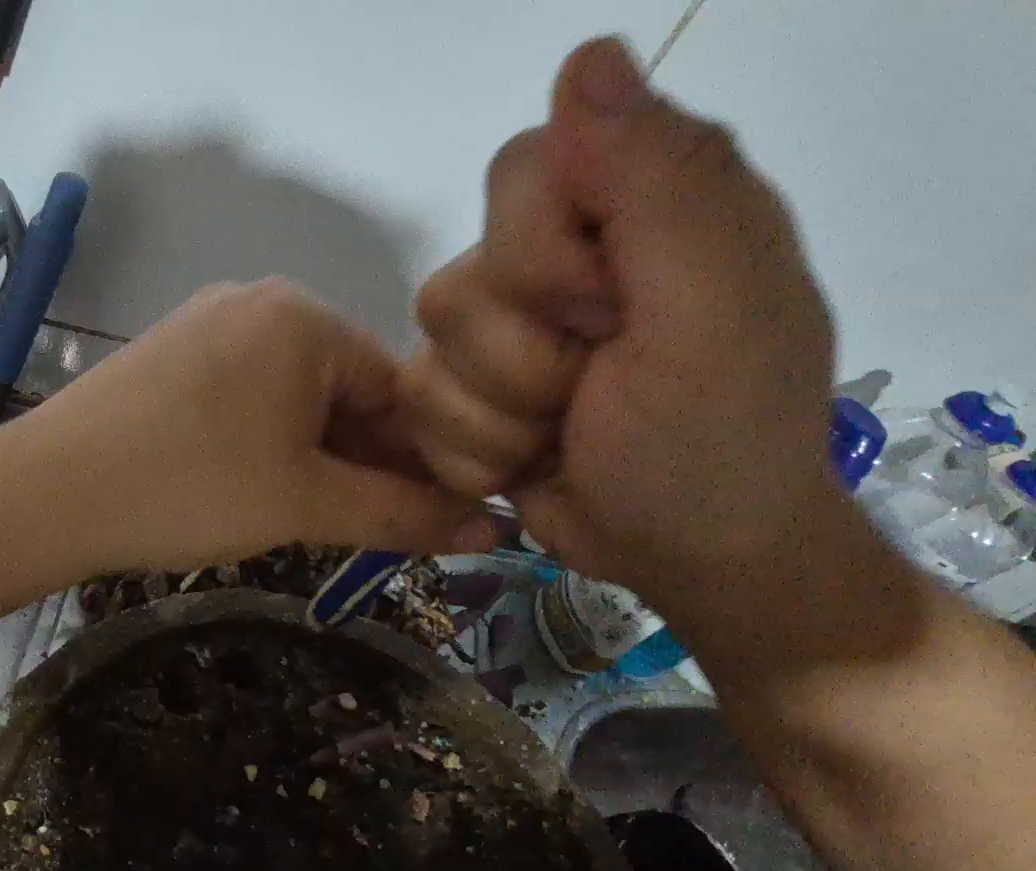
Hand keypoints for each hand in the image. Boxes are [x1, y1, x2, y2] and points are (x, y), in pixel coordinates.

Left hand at [19, 279, 497, 571]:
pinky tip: (251, 487)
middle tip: (372, 530)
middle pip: (344, 389)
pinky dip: (263, 442)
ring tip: (310, 518)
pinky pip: (242, 397)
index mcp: (305, 317)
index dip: (428, 459)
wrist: (47, 494)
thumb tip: (492, 530)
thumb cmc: (188, 490)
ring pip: (291, 397)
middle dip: (365, 461)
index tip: (438, 518)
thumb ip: (402, 513)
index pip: (402, 388)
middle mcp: (257, 302)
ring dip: (315, 457)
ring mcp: (203, 326)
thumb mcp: (305, 503)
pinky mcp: (165, 358)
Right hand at [403, 38, 841, 612]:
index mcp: (634, 208)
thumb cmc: (715, 439)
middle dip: (521, 358)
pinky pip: (414, 411)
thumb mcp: (716, 311)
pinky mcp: (458, 393)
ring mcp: (497, 333)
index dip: (542, 253)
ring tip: (562, 432)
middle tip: (594, 386)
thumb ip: (661, 184)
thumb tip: (583, 58)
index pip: (522, 172)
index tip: (608, 311)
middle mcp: (555, 259)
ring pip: (427, 355)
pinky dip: (471, 453)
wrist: (686, 552)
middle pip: (461, 278)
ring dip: (497, 416)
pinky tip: (525, 461)